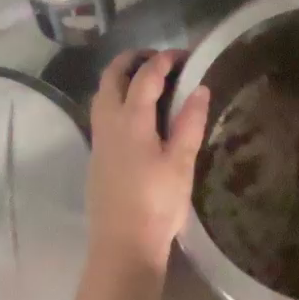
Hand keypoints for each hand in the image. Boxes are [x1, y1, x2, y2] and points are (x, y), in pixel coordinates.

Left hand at [88, 50, 209, 268]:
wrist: (123, 244)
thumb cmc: (157, 203)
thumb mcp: (181, 163)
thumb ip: (190, 123)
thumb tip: (200, 88)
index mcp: (131, 120)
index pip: (146, 77)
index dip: (164, 60)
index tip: (184, 55)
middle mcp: (108, 123)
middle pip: (112, 77)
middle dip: (133, 60)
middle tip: (160, 60)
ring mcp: (99, 140)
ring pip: (102, 95)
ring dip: (121, 79)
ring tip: (148, 82)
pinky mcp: (97, 156)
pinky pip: (102, 113)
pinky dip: (117, 99)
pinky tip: (137, 116)